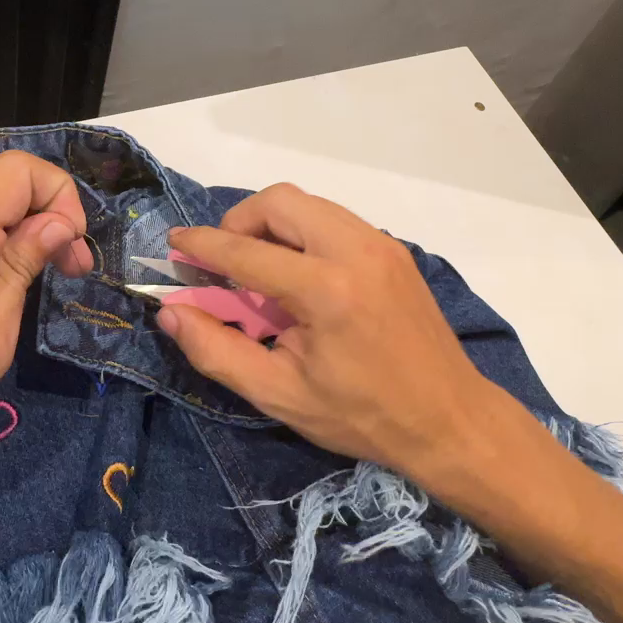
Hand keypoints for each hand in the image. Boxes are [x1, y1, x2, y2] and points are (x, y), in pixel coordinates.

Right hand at [159, 184, 502, 481]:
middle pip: (279, 202)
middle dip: (239, 222)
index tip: (175, 245)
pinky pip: (333, 218)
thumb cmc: (362, 415)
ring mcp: (380, 244)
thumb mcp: (279, 393)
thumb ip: (217, 350)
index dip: (203, 245)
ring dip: (271, 224)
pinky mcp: (392, 249)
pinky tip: (297, 274)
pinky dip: (302, 231)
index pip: (246, 251)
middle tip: (223, 261)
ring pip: (307, 204)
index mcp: (326, 290)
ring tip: (258, 268)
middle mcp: (355, 250)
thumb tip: (171, 313)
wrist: (450, 421)